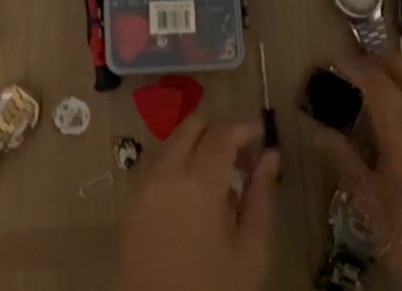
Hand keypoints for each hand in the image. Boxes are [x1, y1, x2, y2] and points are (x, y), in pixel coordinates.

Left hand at [117, 118, 279, 290]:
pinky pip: (157, 169)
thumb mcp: (252, 251)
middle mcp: (165, 174)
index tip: (264, 136)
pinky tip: (196, 196)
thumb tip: (271, 156)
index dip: (245, 128)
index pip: (223, 132)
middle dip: (219, 131)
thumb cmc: (216, 289)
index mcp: (198, 182)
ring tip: (222, 179)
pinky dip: (178, 166)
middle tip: (243, 157)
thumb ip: (262, 196)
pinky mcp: (130, 207)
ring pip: (171, 145)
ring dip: (197, 147)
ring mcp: (142, 189)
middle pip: (191, 126)